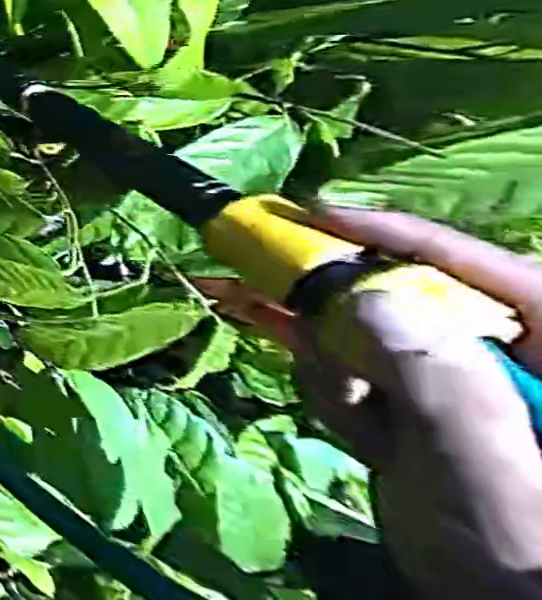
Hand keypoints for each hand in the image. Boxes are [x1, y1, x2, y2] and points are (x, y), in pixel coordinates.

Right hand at [295, 207, 541, 597]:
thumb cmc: (528, 566)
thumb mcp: (491, 480)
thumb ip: (442, 387)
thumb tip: (368, 298)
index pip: (508, 277)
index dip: (411, 237)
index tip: (316, 214)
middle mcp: (527, 374)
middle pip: (424, 303)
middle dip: (345, 304)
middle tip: (264, 278)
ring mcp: (477, 400)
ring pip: (378, 339)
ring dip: (336, 360)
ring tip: (341, 403)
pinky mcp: (430, 421)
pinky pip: (364, 377)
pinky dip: (335, 386)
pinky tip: (345, 417)